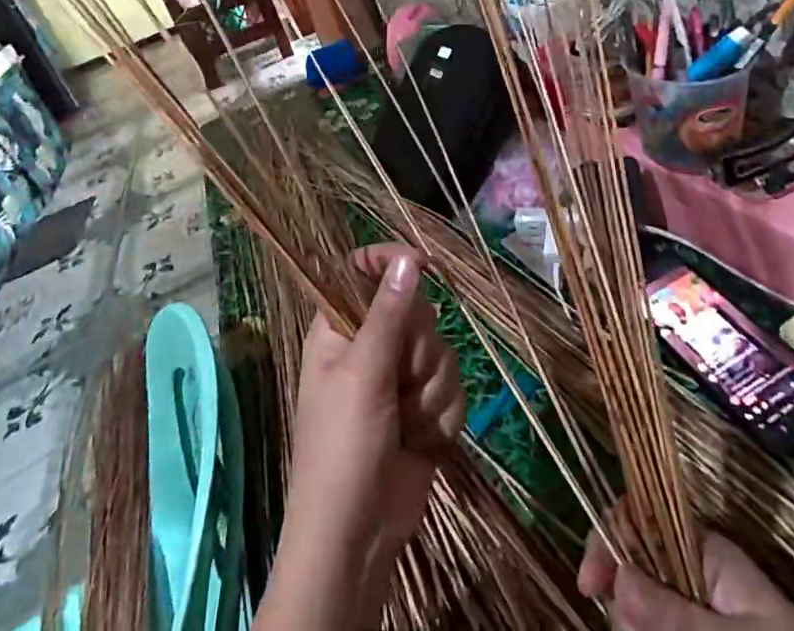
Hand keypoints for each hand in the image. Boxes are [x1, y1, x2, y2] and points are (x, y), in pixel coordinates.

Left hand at [255, 245, 464, 630]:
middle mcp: (372, 347)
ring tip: (407, 423)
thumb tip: (407, 259)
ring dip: (431, 393)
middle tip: (399, 382)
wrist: (358, 534)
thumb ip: (389, 314)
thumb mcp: (363, 374)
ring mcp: (401, 379)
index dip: (391, 263)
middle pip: (418, 312)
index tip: (422, 264)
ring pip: (442, 353)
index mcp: (340, 330)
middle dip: (419, 352)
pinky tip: (423, 443)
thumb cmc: (343, 448)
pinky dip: (442, 416)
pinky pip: (453, 388)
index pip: (363, 273)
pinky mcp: (426, 408)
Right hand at [578, 514, 793, 630]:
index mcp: (704, 550)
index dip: (608, 536)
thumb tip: (617, 577)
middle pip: (631, 565)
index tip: (590, 585)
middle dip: (623, 600)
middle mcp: (691, 570)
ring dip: (635, 624)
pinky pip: (653, 623)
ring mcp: (690, 605)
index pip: (641, 515)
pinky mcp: (689, 626)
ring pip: (637, 604)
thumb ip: (673, 610)